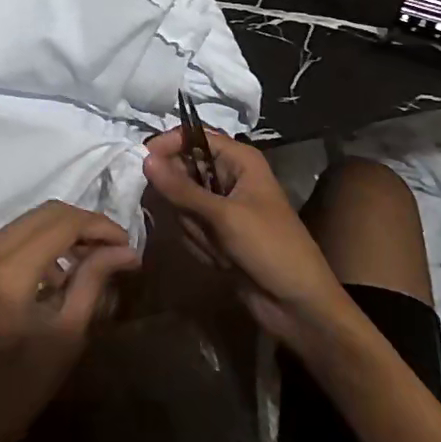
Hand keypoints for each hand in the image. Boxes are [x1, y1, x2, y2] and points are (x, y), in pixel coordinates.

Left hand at [0, 202, 139, 441]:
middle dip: (86, 224)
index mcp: (9, 271)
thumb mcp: (67, 334)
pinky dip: (45, 240)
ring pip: (33, 219)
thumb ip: (94, 280)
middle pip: (48, 213)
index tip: (128, 244)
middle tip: (114, 248)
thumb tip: (129, 250)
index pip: (64, 223)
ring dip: (66, 230)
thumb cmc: (20, 384)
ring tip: (94, 258)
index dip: (100, 226)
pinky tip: (63, 269)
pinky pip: (17, 233)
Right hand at [143, 129, 354, 348]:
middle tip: (200, 223)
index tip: (143, 162)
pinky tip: (221, 262)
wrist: (297, 304)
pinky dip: (200, 246)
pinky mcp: (218, 234)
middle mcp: (229, 176)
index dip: (169, 145)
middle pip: (184, 172)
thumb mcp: (224, 216)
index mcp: (239, 159)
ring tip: (221, 248)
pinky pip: (191, 229)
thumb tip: (145, 159)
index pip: (194, 137)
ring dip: (195, 230)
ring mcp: (222, 207)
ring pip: (183, 205)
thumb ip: (182, 189)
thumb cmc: (269, 248)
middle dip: (185, 202)